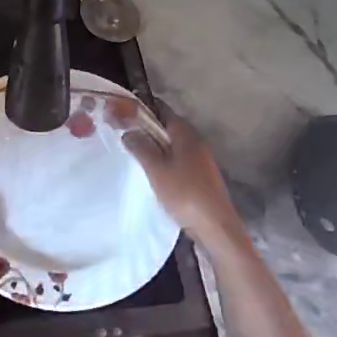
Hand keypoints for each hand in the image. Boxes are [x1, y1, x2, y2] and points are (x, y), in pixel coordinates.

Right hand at [103, 97, 242, 248]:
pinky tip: (150, 170)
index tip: (120, 111)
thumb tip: (127, 130)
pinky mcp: (200, 176)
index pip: (162, 109)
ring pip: (171, 144)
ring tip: (131, 151)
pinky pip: (176, 158)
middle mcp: (196, 142)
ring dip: (152, 144)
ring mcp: (200, 160)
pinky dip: (161, 158)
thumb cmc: (184, 193)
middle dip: (144, 127)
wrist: (216, 228)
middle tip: (121, 132)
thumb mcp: (155, 168)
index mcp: (186, 134)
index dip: (141, 107)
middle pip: (166, 126)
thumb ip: (139, 146)